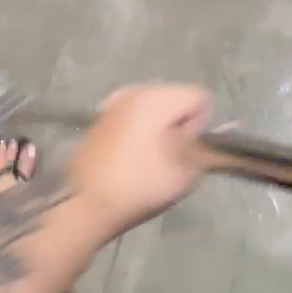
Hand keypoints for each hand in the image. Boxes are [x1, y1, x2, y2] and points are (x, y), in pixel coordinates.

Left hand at [69, 84, 211, 238]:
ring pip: (155, 106)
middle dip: (180, 123)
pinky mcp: (102, 117)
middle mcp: (136, 90)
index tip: (186, 150)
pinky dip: (139, 130)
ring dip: (159, 127)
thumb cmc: (139, 186)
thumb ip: (207, 150)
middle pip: (176, 98)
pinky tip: (131, 156)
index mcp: (158, 97)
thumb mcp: (185, 173)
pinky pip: (134, 115)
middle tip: (170, 157)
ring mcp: (115, 101)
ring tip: (150, 159)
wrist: (84, 202)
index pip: (201, 97)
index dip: (201, 125)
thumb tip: (207, 137)